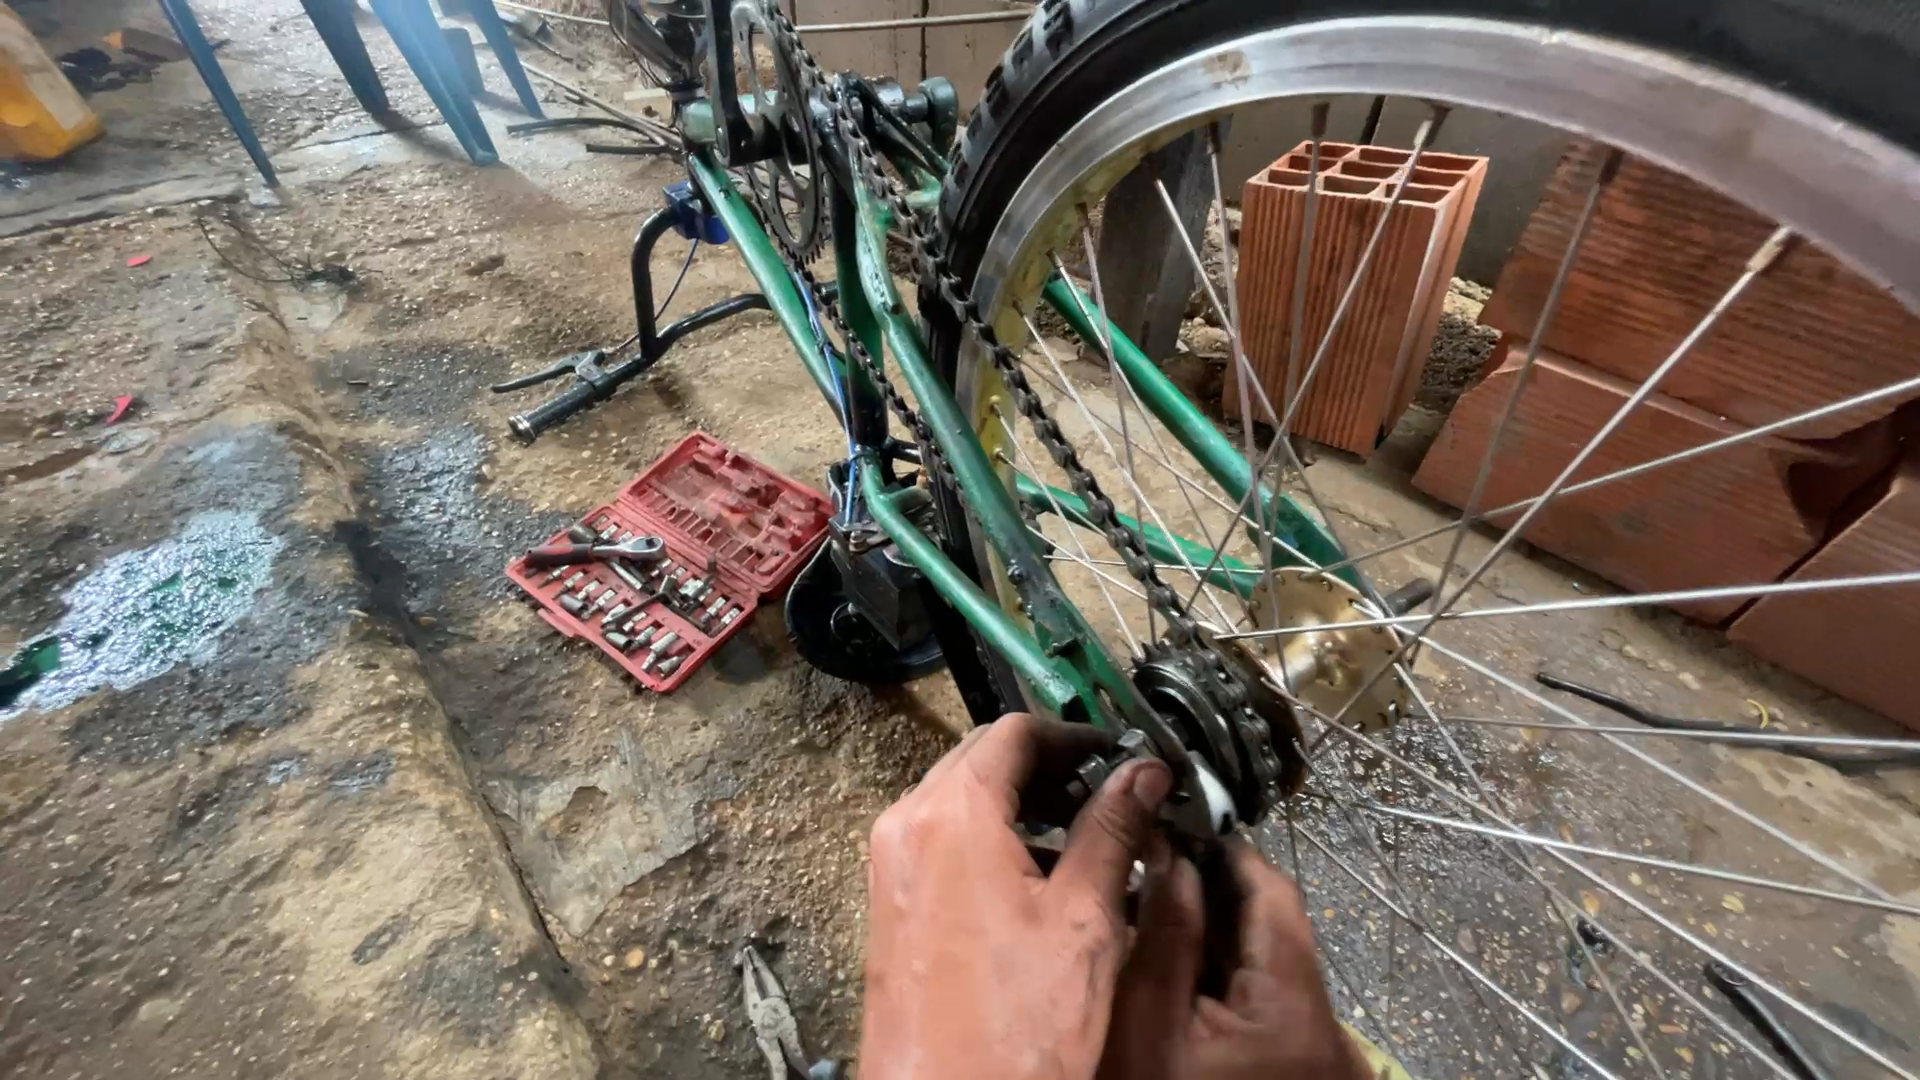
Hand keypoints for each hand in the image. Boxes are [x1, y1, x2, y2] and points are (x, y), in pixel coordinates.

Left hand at [858, 713, 1173, 1079]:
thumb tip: (1143, 775)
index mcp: (952, 814)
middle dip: (1048, 765)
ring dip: (1020, 798)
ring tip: (1080, 831)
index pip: (1014, 733)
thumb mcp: (1082, 919)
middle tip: (1104, 791)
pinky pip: (943, 833)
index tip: (1115, 757)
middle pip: (984, 756)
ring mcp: (892, 858)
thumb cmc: (1014, 1028)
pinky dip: (990, 832)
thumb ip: (1113, 831)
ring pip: (962, 793)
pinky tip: (1037, 871)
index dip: (1073, 737)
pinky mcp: (892, 893)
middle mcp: (908, 821)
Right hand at [1097, 838, 1372, 1079]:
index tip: (1179, 823)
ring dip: (1221, 928)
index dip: (1228, 850)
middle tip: (1159, 862)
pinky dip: (1233, 973)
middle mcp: (1332, 1030)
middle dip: (1217, 888)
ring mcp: (1327, 1056)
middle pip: (1278, 927)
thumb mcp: (1149, 1026)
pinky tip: (1187, 965)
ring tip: (1163, 904)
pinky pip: (1276, 1000)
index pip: (1275, 894)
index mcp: (1297, 1011)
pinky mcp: (1312, 1073)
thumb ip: (1165, 932)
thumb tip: (1171, 853)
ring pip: (1275, 962)